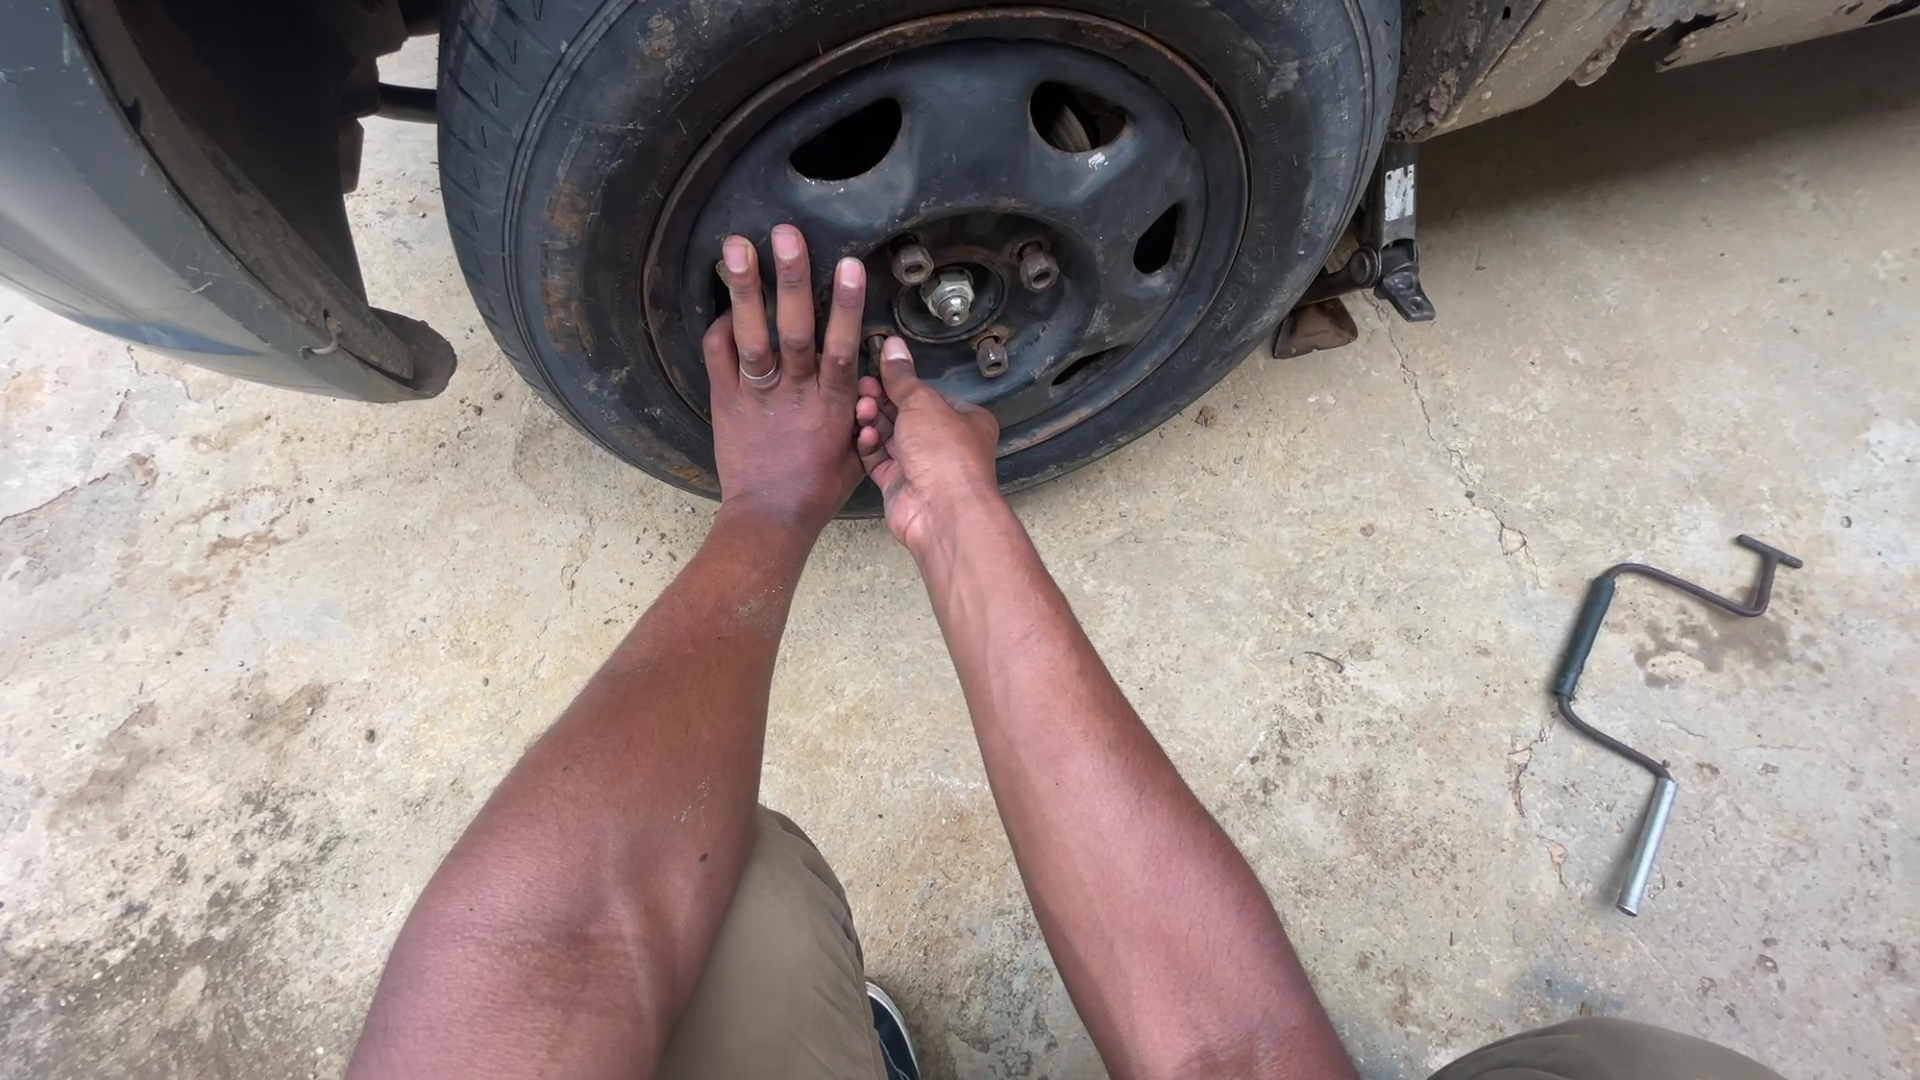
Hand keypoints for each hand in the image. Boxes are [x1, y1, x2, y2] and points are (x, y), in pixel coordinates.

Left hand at [703, 225, 866, 533]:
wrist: (770, 518)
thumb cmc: (818, 489)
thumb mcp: (855, 454)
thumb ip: (859, 413)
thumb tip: (867, 382)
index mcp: (831, 407)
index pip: (841, 349)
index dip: (846, 307)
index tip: (849, 267)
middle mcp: (794, 395)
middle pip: (794, 332)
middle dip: (792, 281)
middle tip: (787, 235)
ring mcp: (756, 397)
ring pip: (752, 338)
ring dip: (745, 291)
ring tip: (737, 247)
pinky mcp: (726, 404)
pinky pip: (718, 359)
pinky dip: (718, 329)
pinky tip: (722, 302)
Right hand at [855, 336, 1002, 553]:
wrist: (941, 510)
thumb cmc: (947, 455)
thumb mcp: (923, 402)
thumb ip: (902, 377)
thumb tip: (893, 347)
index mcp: (963, 419)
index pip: (927, 394)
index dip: (901, 383)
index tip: (878, 371)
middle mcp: (944, 443)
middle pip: (905, 414)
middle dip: (882, 401)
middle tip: (864, 388)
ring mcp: (921, 465)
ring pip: (889, 436)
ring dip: (873, 421)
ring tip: (862, 409)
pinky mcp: (899, 484)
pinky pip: (878, 460)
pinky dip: (869, 446)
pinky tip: (864, 434)